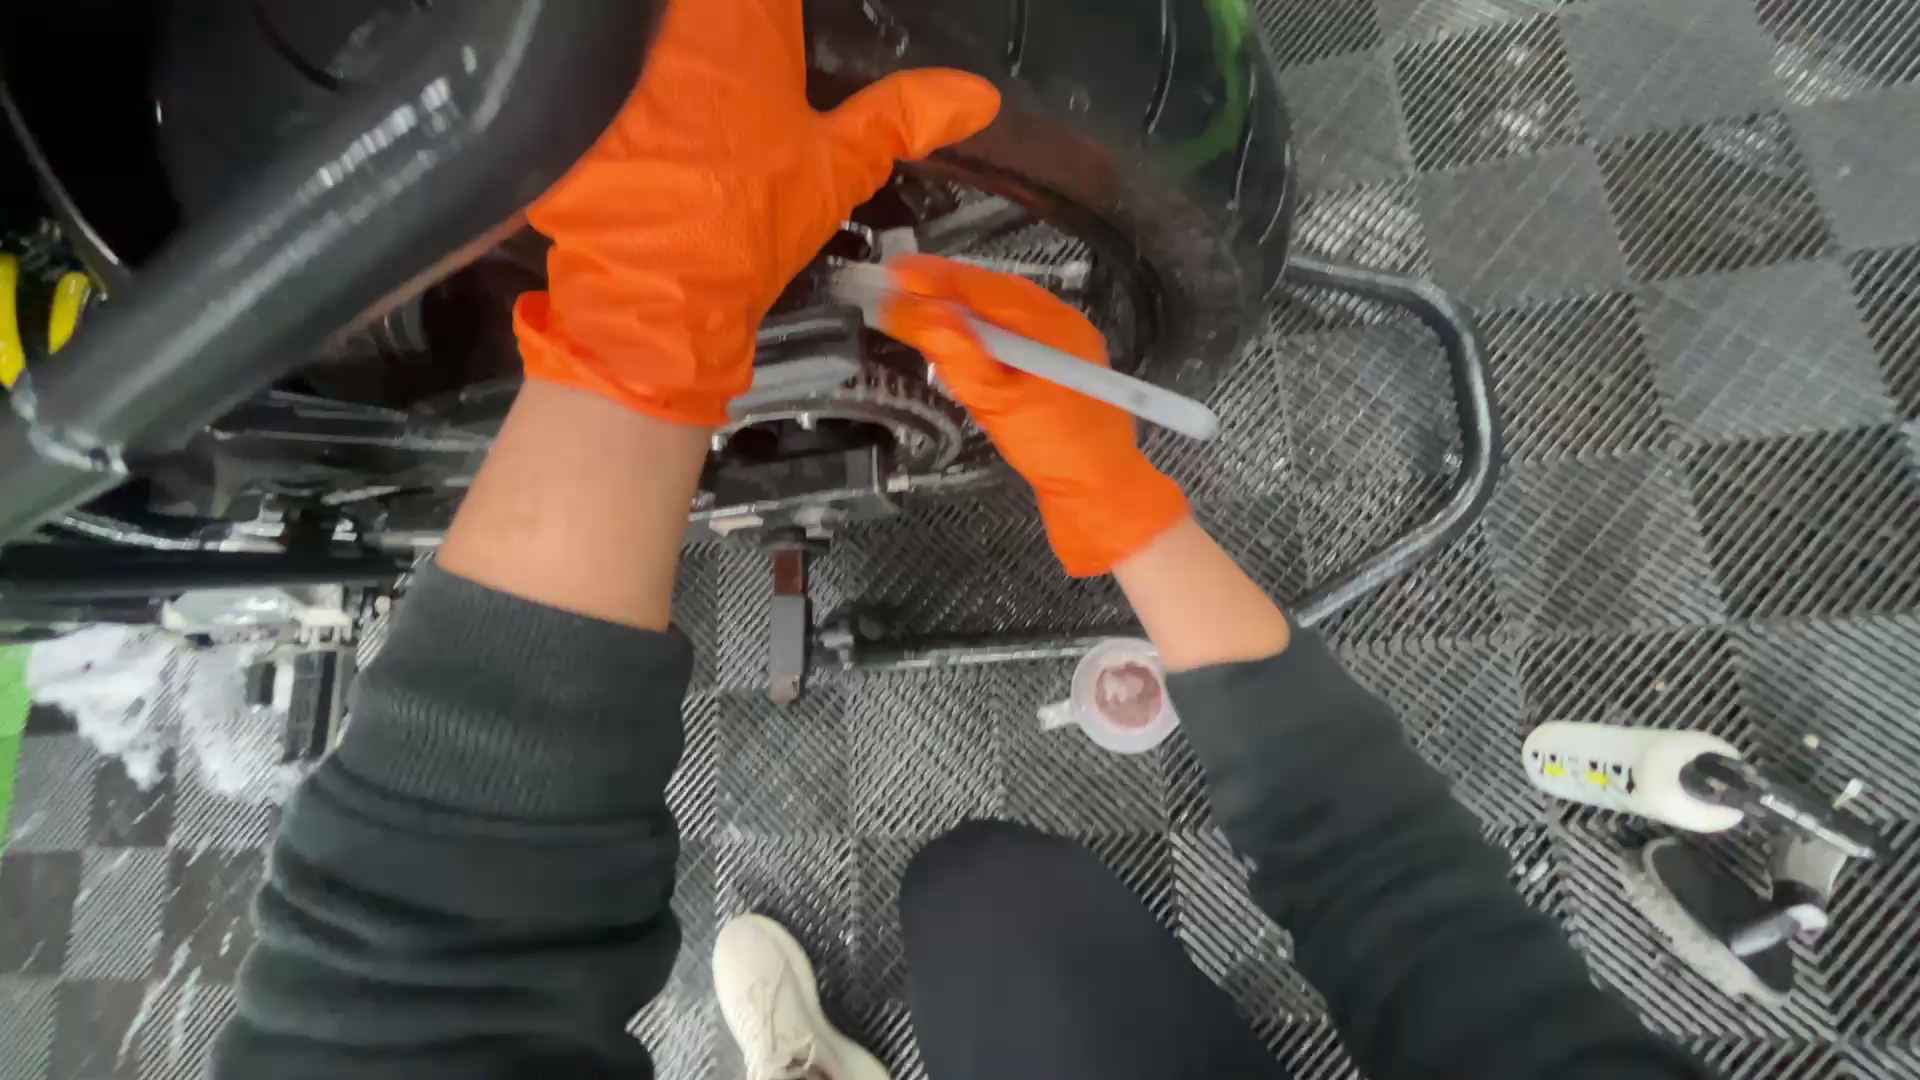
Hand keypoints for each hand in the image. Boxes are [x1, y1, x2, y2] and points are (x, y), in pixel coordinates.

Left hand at [514, 0, 998, 426]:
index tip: (798, 43)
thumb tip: (975, 97)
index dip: (790, 20)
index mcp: (740, 10)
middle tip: (758, 86)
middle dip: (742, 34)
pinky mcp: (562, 75)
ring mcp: (609, 36)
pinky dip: (629, 71)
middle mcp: (669, 12)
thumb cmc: (742, 224)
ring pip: (656, 26)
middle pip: (720, 15)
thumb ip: (900, 119)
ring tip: (708, 104)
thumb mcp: (834, 169)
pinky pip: (597, 44)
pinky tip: (658, 115)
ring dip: (687, 47)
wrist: (652, 294)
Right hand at [881, 255, 1188, 576]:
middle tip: (897, 289)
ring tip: (922, 308)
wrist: (1100, 490)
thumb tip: (909, 306)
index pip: (978, 285)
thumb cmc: (1050, 447)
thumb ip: (954, 350)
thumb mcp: (995, 400)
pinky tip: (965, 340)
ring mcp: (1066, 342)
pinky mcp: (1063, 365)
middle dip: (944, 287)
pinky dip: (985, 329)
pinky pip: (1017, 332)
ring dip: (963, 307)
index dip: (931, 277)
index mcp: (1046, 321)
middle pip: (992, 291)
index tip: (890, 273)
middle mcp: (1060, 320)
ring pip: (1005, 311)